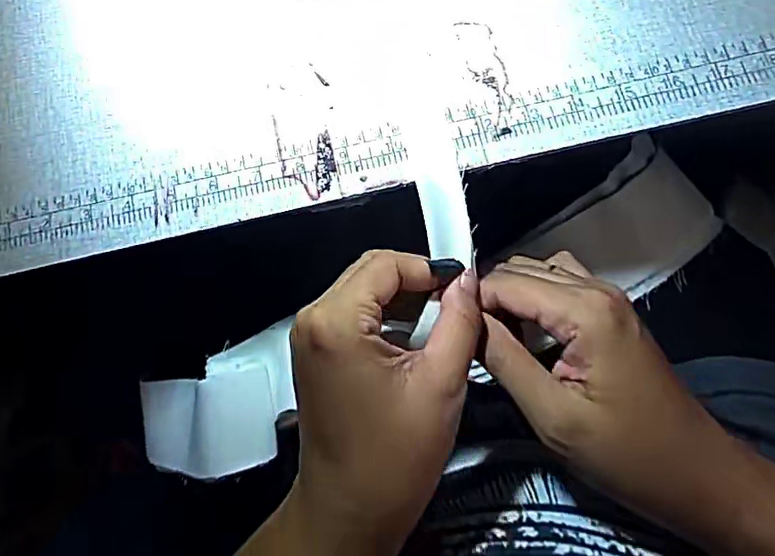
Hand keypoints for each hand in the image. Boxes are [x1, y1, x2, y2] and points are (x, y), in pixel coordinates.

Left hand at [256, 250, 481, 555]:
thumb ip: (458, 324)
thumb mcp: (439, 386)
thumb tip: (465, 283)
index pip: (384, 264)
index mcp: (334, 321)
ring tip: (439, 322)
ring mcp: (309, 334)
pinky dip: (383, 317)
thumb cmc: (386, 464)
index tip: (458, 281)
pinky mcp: (314, 349)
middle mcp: (313, 320)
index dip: (426, 268)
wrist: (349, 511)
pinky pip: (351, 313)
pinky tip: (413, 339)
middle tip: (453, 300)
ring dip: (400, 300)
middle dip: (414, 281)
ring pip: (361, 290)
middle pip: (368, 272)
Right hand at [479, 253, 774, 555]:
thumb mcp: (554, 417)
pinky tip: (530, 332)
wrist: (705, 480)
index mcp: (583, 309)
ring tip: (498, 334)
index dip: (471, 303)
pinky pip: (557, 281)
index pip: (502, 282)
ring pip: (535, 269)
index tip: (453, 331)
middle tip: (472, 336)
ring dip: (510, 294)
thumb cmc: (630, 455)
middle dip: (489, 297)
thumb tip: (464, 319)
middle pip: (517, 268)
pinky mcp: (610, 309)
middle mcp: (595, 288)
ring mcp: (607, 295)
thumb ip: (502, 358)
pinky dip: (534, 296)